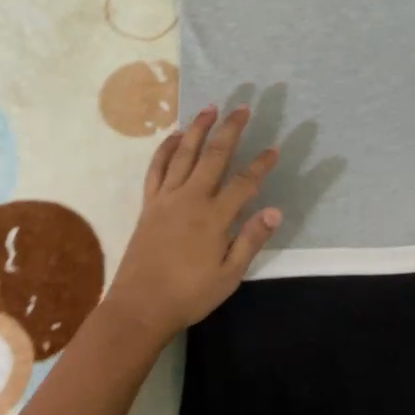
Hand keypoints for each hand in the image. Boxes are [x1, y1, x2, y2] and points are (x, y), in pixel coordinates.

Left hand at [101, 106, 281, 343]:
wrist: (140, 306)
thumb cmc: (189, 295)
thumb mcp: (229, 276)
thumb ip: (251, 241)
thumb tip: (275, 211)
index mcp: (214, 217)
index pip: (244, 183)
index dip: (261, 165)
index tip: (274, 149)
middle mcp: (190, 198)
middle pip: (214, 155)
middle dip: (230, 130)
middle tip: (243, 108)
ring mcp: (166, 198)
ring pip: (184, 153)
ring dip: (198, 129)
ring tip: (210, 108)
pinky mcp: (148, 203)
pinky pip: (157, 168)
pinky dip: (166, 148)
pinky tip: (175, 136)